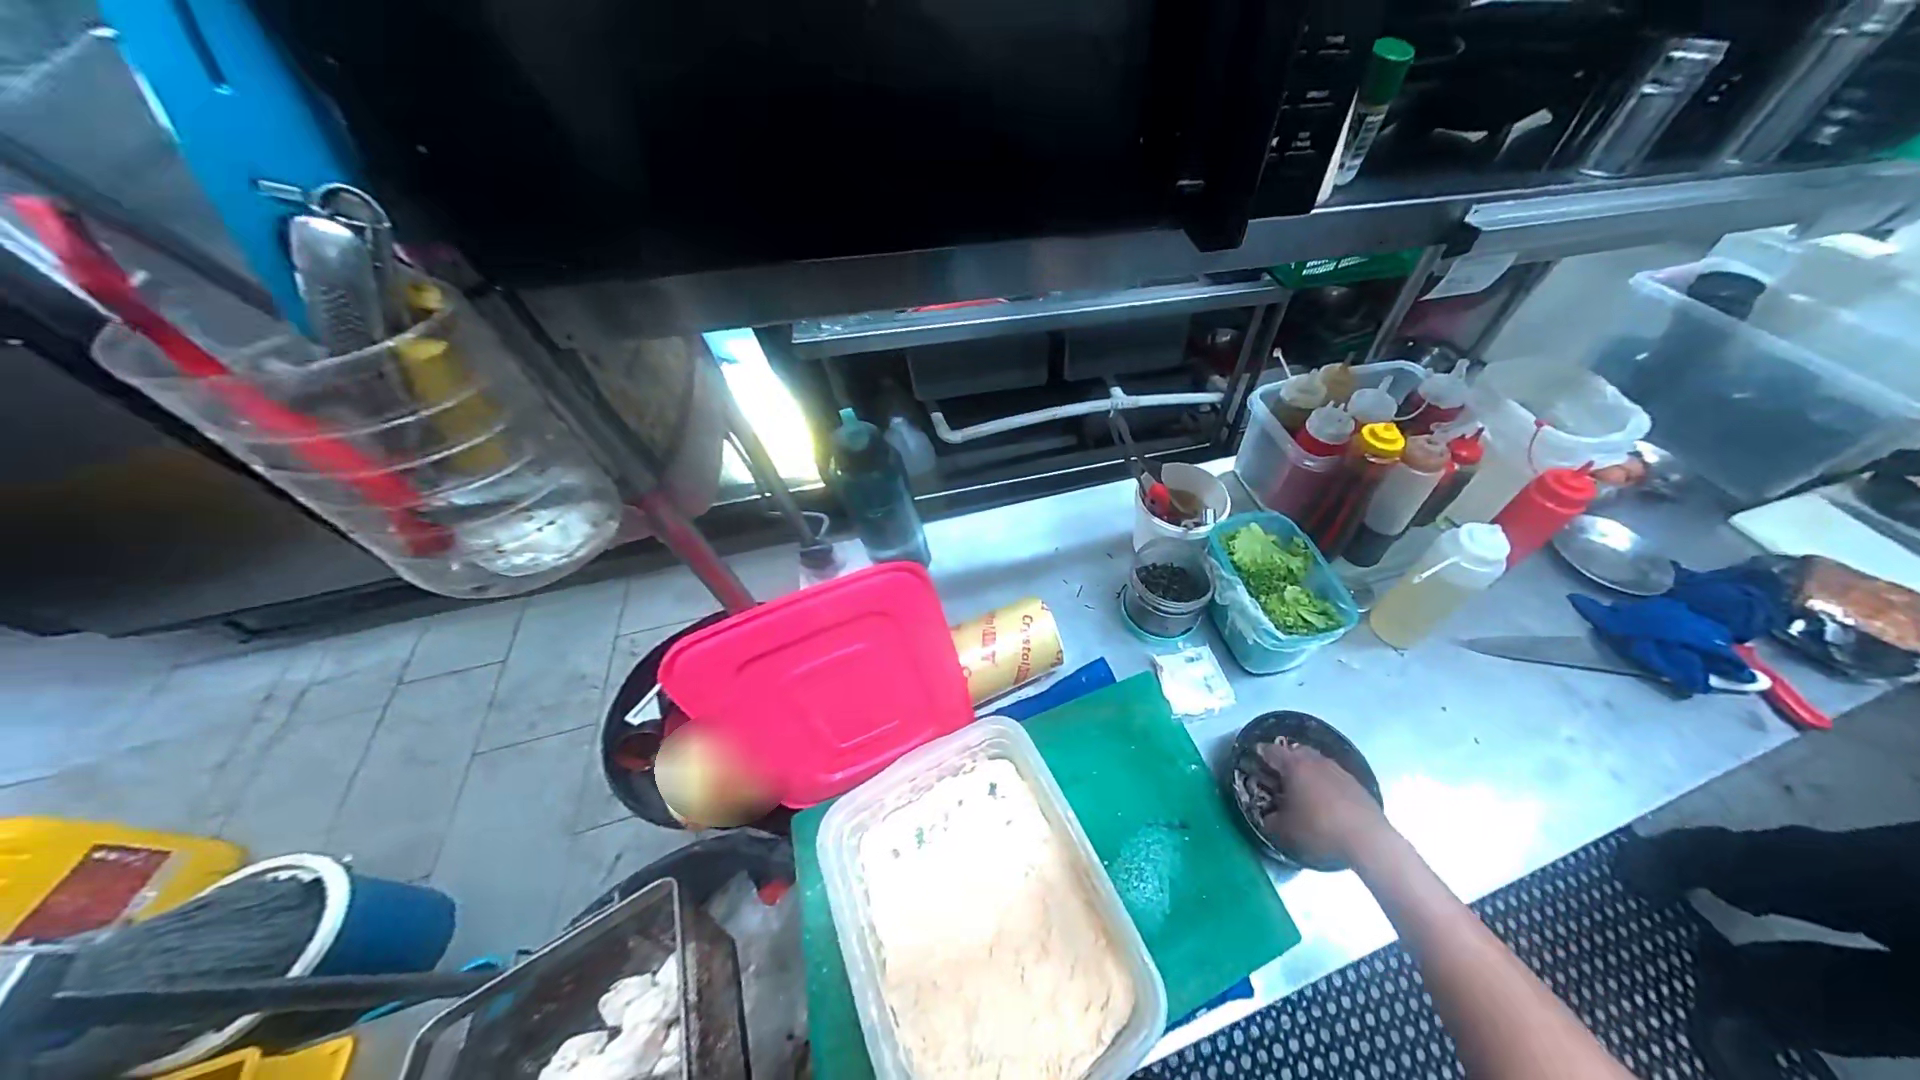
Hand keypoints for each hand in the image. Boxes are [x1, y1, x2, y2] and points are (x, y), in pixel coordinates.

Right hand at [1256, 741, 1394, 869]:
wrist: (1367, 839)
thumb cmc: (1318, 828)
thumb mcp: (1283, 829)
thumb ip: (1270, 819)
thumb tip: (1268, 815)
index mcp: (1294, 765)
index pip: (1271, 751)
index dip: (1260, 753)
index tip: (1255, 758)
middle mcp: (1316, 761)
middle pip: (1297, 751)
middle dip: (1286, 758)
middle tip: (1279, 773)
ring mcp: (1339, 771)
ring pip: (1318, 762)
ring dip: (1308, 770)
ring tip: (1303, 787)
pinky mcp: (1356, 784)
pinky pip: (1334, 776)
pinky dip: (1325, 782)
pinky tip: (1326, 800)